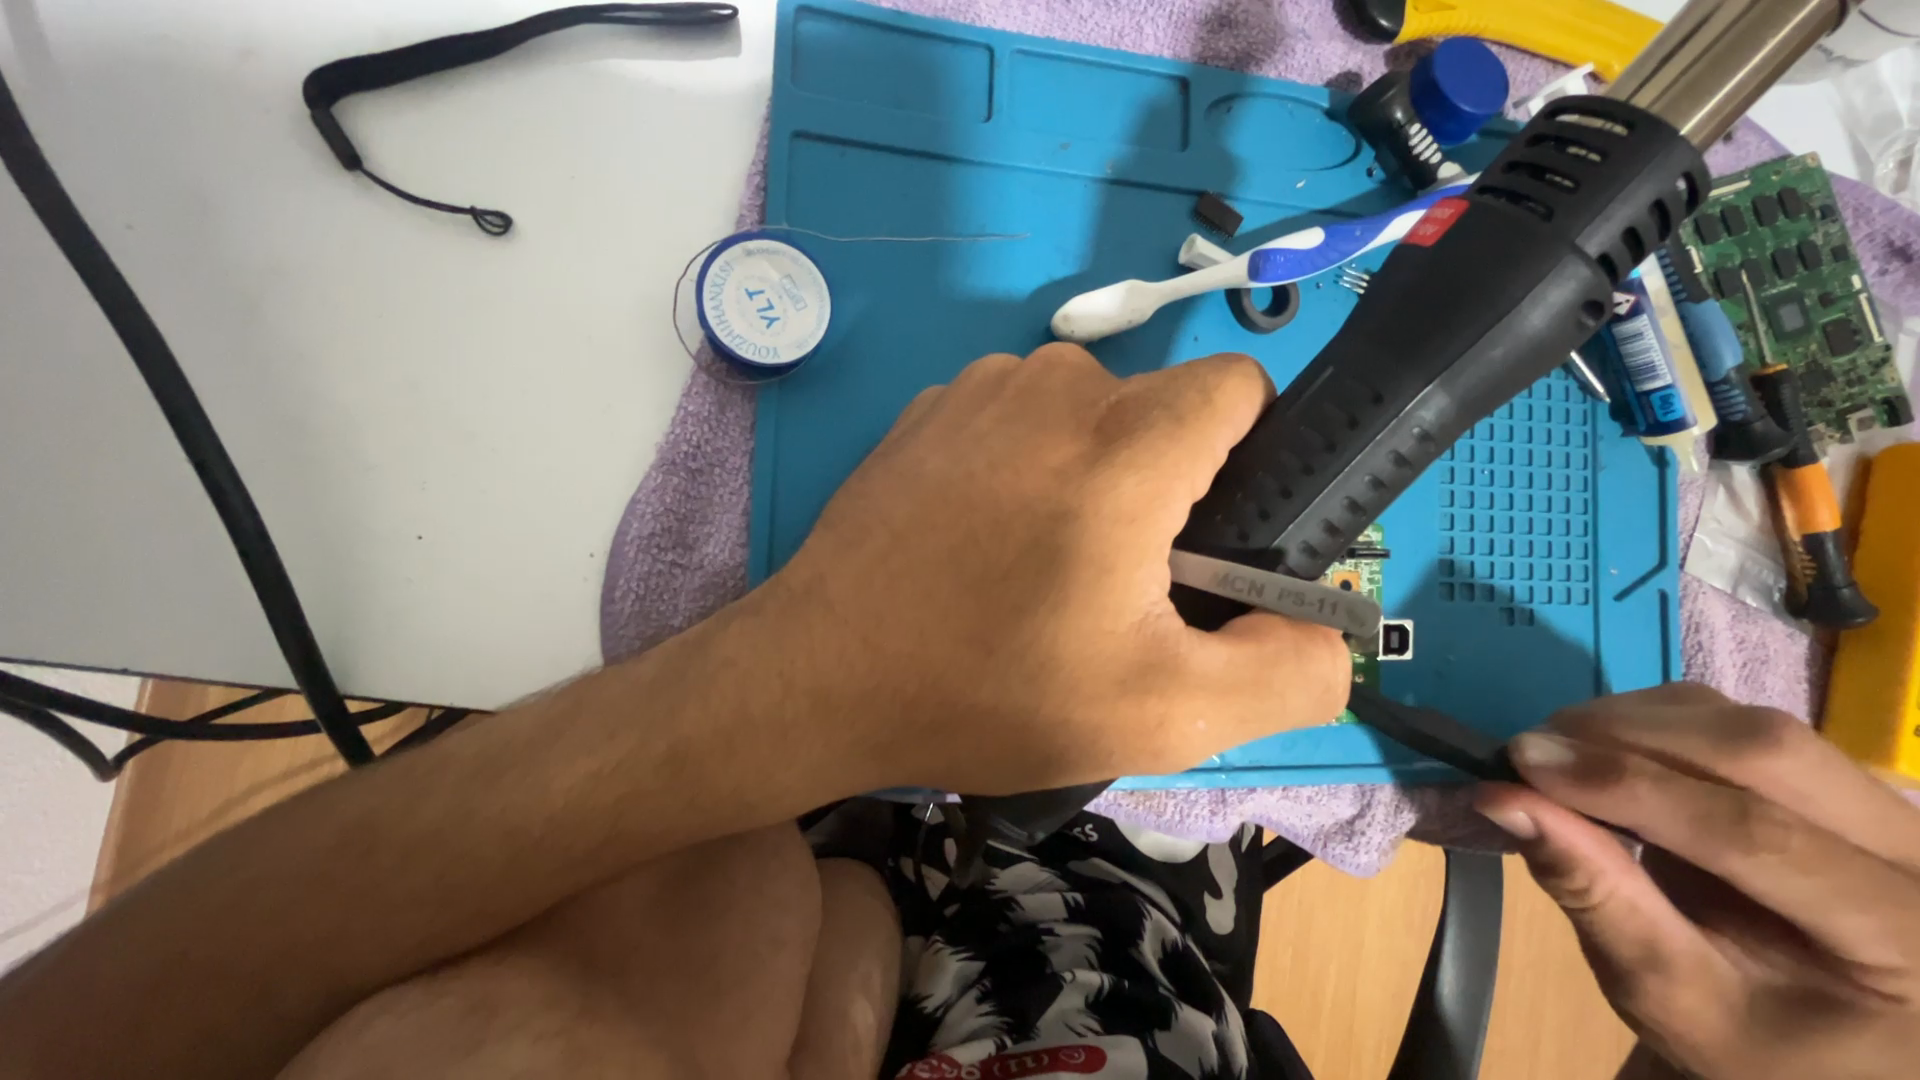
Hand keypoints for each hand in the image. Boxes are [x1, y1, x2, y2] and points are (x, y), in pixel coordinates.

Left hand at [764, 344, 1350, 795]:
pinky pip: (1015, 423)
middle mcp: (1054, 385)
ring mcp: (977, 389)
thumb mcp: (1165, 713)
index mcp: (1126, 442)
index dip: (1246, 463)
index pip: (1240, 389)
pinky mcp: (926, 411)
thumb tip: (1320, 629)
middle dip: (1164, 489)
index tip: (1205, 542)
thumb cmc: (990, 691)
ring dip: (1088, 481)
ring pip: (1085, 416)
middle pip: (1161, 412)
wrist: (820, 677)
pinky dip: (1020, 471)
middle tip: (1110, 586)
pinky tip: (975, 544)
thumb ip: (1287, 671)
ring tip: (1034, 571)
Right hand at [1474, 683, 1919, 1079]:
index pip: (1756, 836)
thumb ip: (1592, 893)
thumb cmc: (1748, 1040)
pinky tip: (1606, 755)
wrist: (1823, 1044)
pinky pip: (1739, 721)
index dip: (1627, 787)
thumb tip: (1501, 798)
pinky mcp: (1847, 780)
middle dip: (1626, 735)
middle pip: (1764, 752)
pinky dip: (1652, 723)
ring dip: (1632, 723)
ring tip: (1558, 755)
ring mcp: (1894, 809)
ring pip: (1748, 723)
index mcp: (1906, 937)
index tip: (1519, 761)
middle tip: (1529, 750)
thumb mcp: (1664, 992)